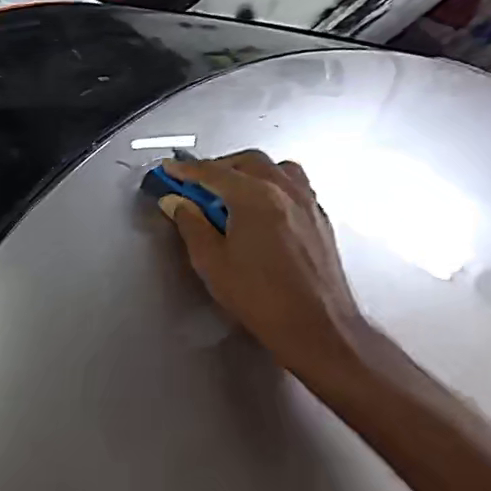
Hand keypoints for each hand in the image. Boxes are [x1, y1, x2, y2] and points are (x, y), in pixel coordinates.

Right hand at [158, 152, 369, 380]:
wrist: (317, 328)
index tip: (169, 170)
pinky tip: (259, 207)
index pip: (212, 172)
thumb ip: (190, 224)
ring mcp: (308, 205)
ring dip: (248, 171)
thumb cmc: (261, 297)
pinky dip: (271, 185)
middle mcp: (286, 194)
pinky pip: (295, 186)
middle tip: (194, 182)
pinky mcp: (320, 221)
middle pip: (248, 161)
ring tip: (229, 190)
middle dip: (217, 167)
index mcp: (255, 198)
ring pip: (276, 169)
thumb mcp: (210, 260)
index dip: (185, 170)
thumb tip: (176, 203)